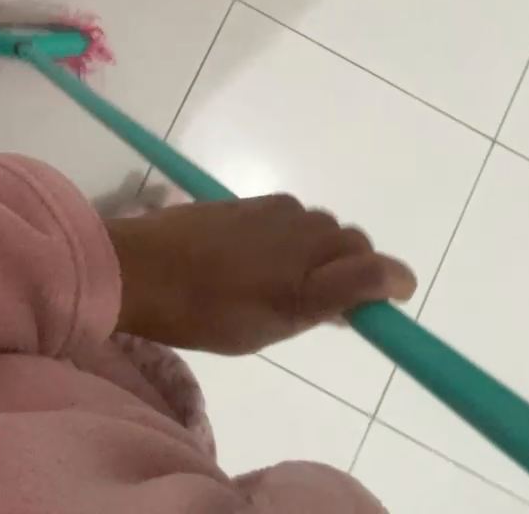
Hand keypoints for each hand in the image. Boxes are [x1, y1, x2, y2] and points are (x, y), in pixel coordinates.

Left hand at [105, 195, 416, 354]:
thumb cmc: (201, 312)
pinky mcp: (244, 200)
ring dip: (317, 246)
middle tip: (327, 297)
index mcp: (308, 278)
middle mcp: (298, 234)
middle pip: (351, 241)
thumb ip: (316, 310)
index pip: (378, 269)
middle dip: (351, 265)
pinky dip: (288, 232)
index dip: (390, 282)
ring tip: (286, 277)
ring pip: (318, 224)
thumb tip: (351, 301)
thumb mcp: (266, 328)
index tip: (390, 297)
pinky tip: (260, 254)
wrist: (138, 266)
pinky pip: (286, 214)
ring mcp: (269, 211)